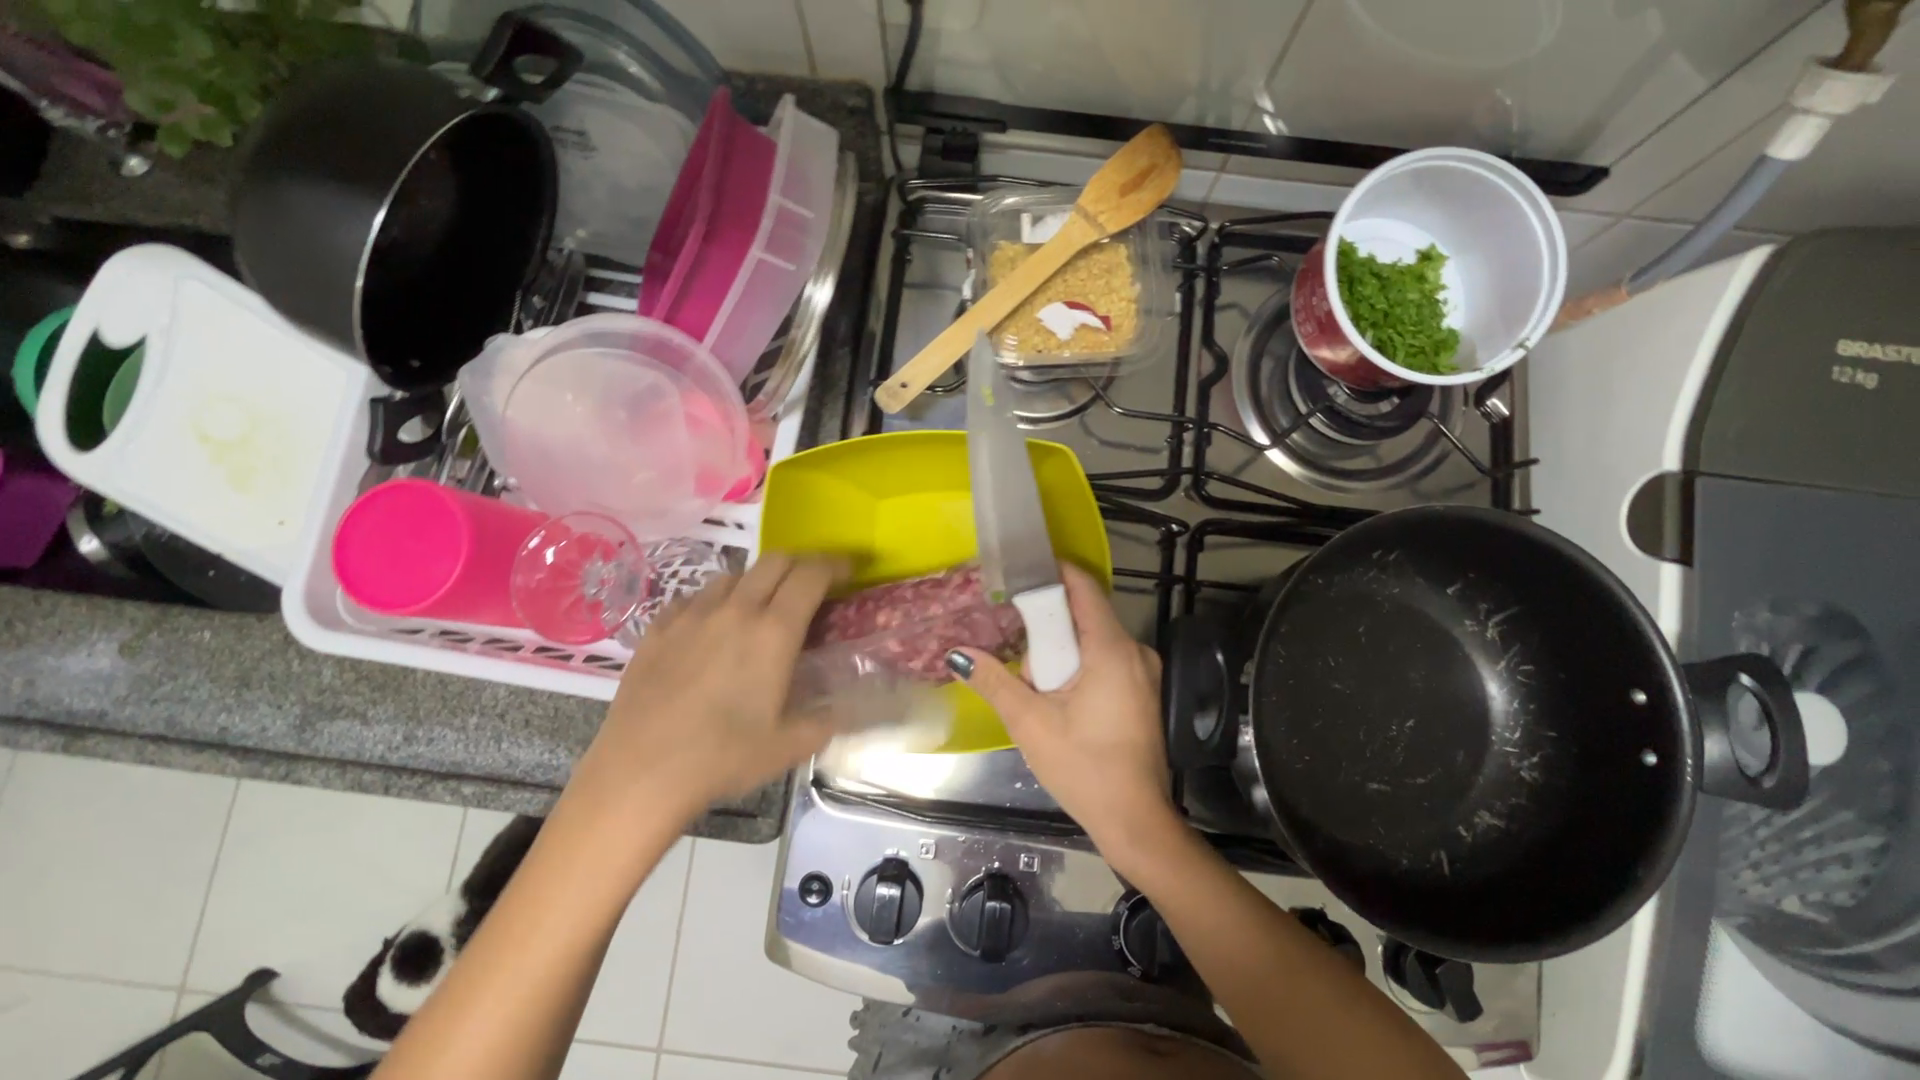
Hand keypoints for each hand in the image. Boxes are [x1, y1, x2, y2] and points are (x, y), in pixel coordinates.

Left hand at [568, 554, 842, 824]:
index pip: (810, 575)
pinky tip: (712, 627)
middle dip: (801, 564)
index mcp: (773, 632)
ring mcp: (690, 615)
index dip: (834, 565)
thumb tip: (840, 711)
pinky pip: (693, 598)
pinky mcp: (657, 629)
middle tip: (812, 584)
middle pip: (774, 562)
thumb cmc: (723, 758)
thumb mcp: (789, 747)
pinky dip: (715, 602)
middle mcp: (734, 610)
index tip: (848, 571)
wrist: (641, 771)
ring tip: (761, 607)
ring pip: (732, 576)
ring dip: (757, 581)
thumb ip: (824, 722)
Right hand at [948, 564, 1181, 873]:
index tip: (1016, 573)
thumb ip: (994, 681)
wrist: (1134, 820)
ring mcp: (1143, 673)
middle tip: (1008, 634)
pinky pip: (1105, 661)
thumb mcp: (1030, 723)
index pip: (1083, 587)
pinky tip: (1053, 692)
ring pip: (1094, 641)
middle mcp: (1135, 652)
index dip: (1051, 573)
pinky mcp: (1141, 693)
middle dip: (1046, 622)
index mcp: (1112, 649)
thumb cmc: (1084, 767)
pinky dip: (1078, 666)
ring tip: (1026, 673)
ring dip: (1059, 650)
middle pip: (1085, 615)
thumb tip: (957, 654)